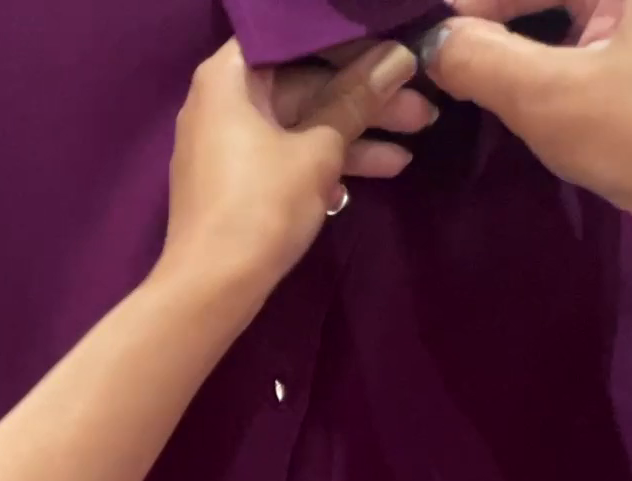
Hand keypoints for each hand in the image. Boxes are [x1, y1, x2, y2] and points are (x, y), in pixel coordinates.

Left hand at [160, 39, 429, 296]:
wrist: (209, 291)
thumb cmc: (260, 209)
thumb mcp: (318, 151)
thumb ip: (358, 99)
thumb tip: (399, 58)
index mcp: (229, 75)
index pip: (299, 37)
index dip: (355, 43)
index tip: (401, 53)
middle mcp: (220, 101)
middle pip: (304, 84)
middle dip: (365, 100)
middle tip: (422, 111)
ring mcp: (224, 146)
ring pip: (299, 127)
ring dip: (354, 138)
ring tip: (409, 150)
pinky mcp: (233, 185)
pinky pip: (283, 159)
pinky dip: (322, 166)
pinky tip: (372, 178)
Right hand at [422, 0, 631, 263]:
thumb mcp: (549, 97)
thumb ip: (482, 61)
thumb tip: (434, 42)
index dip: (473, 6)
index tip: (429, 50)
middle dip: (496, 24)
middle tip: (448, 73)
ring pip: (575, 21)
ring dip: (522, 52)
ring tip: (478, 88)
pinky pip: (596, 50)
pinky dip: (554, 70)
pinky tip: (528, 104)